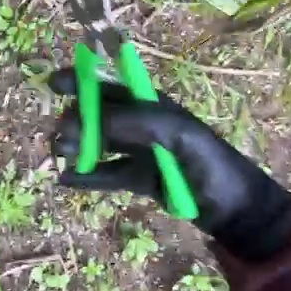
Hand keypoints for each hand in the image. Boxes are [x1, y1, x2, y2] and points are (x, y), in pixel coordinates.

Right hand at [48, 70, 290, 262]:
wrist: (238, 211)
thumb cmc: (210, 164)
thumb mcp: (174, 136)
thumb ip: (131, 123)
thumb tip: (84, 119)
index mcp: (153, 104)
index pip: (109, 85)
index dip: (81, 80)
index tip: (52, 84)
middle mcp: (143, 124)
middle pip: (99, 114)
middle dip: (74, 120)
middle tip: (58, 137)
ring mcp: (142, 152)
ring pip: (99, 143)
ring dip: (77, 147)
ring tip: (59, 157)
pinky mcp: (141, 180)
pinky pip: (107, 174)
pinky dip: (86, 176)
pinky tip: (65, 180)